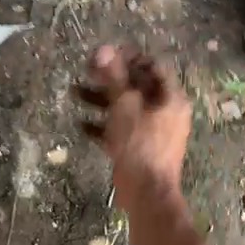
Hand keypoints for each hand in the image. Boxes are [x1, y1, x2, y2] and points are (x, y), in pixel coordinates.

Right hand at [76, 46, 190, 206]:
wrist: (147, 194)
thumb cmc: (140, 143)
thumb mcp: (125, 104)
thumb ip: (114, 76)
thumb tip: (104, 49)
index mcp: (169, 97)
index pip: (151, 65)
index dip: (128, 57)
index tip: (104, 54)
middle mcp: (164, 110)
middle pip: (135, 85)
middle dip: (108, 77)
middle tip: (86, 70)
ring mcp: (152, 131)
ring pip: (124, 106)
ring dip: (100, 98)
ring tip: (74, 93)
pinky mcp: (139, 148)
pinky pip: (120, 128)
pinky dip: (102, 124)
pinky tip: (81, 124)